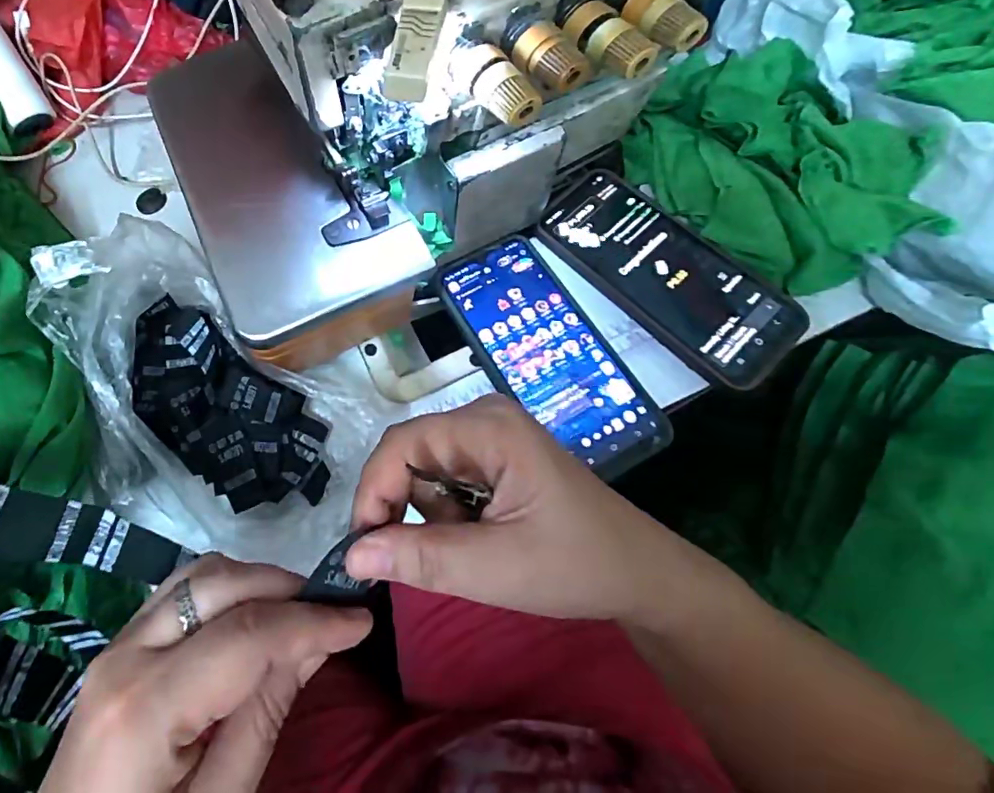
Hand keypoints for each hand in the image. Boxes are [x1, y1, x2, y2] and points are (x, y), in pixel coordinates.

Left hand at [39, 553, 370, 792]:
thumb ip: (263, 716)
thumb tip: (315, 643)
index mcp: (145, 706)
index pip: (244, 634)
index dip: (310, 620)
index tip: (360, 619)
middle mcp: (124, 654)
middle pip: (218, 584)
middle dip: (284, 588)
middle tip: (332, 613)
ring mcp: (115, 643)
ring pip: (197, 575)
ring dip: (255, 582)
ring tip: (298, 613)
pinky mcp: (117, 645)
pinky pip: (178, 592)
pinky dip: (225, 590)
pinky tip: (252, 616)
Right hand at [344, 395, 719, 625]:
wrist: (641, 576)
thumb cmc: (576, 566)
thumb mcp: (496, 569)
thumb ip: (422, 558)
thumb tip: (352, 555)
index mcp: (488, 427)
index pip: (402, 444)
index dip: (373, 489)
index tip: (363, 545)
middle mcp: (484, 416)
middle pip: (410, 453)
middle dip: (403, 507)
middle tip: (409, 558)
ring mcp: (491, 433)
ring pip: (425, 469)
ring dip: (429, 515)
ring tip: (469, 550)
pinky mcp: (495, 454)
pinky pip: (446, 477)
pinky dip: (448, 513)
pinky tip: (480, 537)